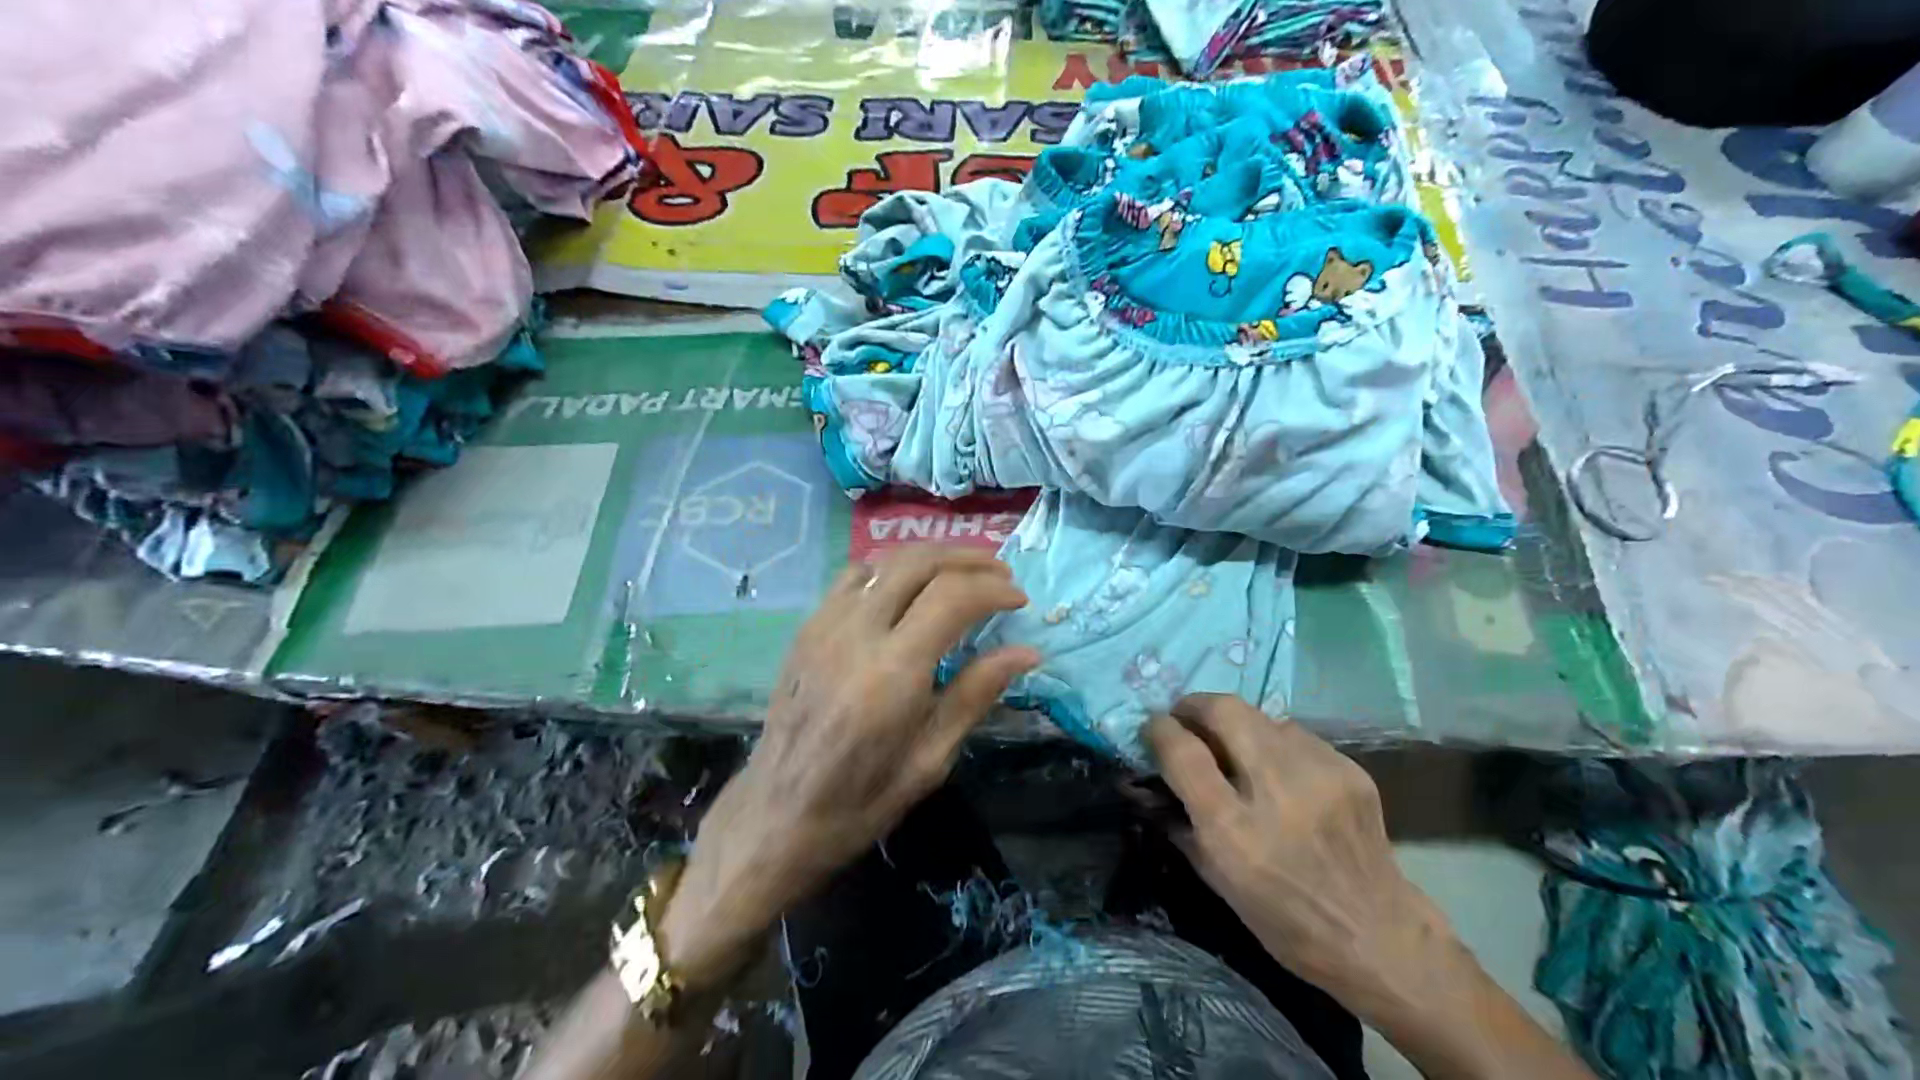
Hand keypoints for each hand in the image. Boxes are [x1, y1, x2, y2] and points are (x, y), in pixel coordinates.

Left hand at [660, 547, 1038, 989]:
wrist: (777, 815)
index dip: (993, 589)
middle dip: (967, 558)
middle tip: (1000, 575)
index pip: (952, 597)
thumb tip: (1027, 652)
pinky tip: (909, 591)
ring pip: (885, 561)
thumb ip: (976, 694)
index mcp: (892, 672)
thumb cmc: (861, 801)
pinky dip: (891, 570)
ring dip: (931, 558)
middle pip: (918, 562)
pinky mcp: (807, 629)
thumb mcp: (930, 759)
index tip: (1019, 601)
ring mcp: (824, 625)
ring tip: (963, 574)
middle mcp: (855, 634)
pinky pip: (853, 578)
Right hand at [1147, 696, 1594, 1079]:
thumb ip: (1180, 821)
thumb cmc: (1284, 919)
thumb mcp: (1216, 879)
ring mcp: (1319, 773)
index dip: (1160, 729)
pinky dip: (1272, 741)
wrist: (1379, 936)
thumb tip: (1149, 782)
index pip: (1183, 751)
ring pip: (1260, 715)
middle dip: (1195, 706)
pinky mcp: (1349, 769)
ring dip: (1234, 723)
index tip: (1152, 726)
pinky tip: (1276, 768)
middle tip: (1186, 718)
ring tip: (1231, 745)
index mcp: (1233, 828)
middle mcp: (1276, 789)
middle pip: (1224, 710)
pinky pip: (1294, 734)